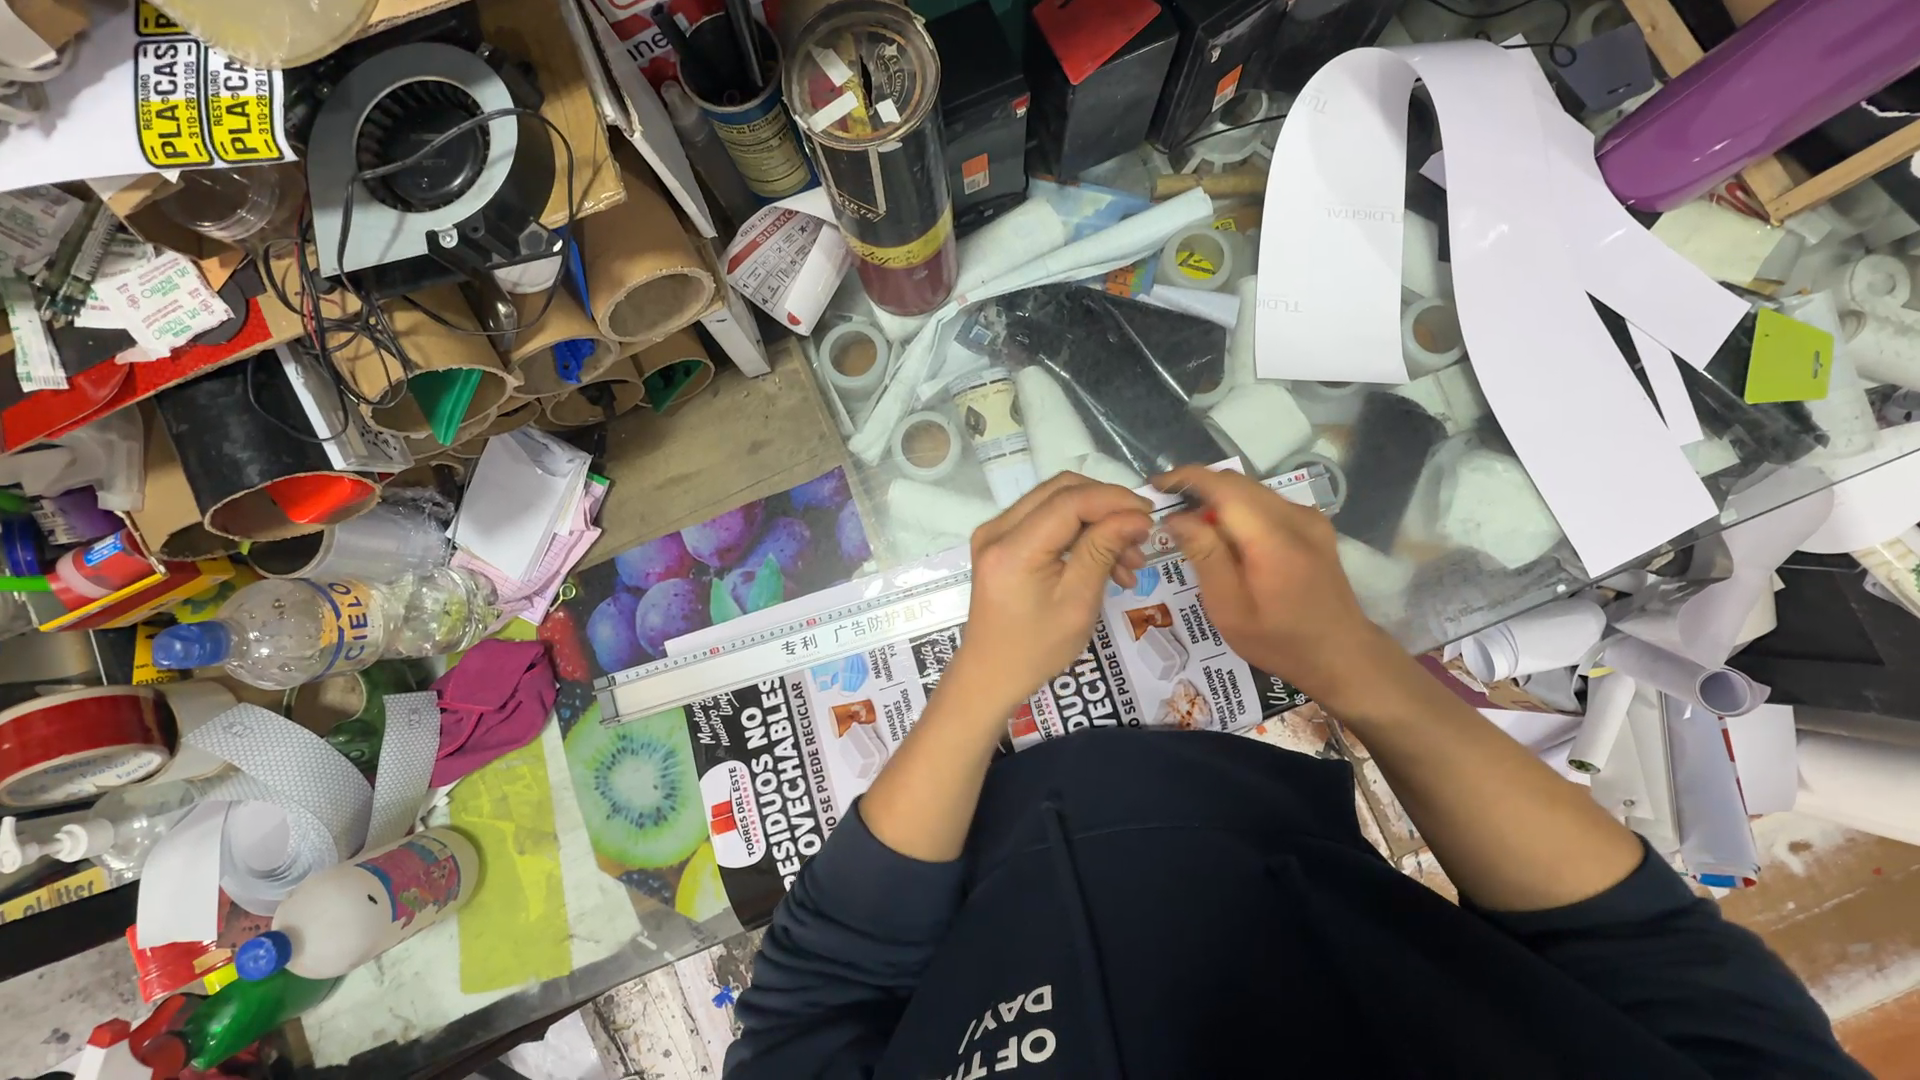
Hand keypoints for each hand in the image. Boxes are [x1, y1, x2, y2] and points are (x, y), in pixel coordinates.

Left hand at [950, 473, 1153, 711]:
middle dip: (1107, 506)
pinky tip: (1106, 562)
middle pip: (1061, 491)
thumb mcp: (1078, 603)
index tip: (1149, 516)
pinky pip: (1045, 520)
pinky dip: (1077, 533)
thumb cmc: (1036, 649)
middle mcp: (997, 530)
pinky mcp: (1000, 541)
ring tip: (1129, 560)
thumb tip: (1137, 516)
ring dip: (1096, 521)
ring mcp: (995, 533)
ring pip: (1055, 502)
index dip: (1114, 501)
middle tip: (1141, 534)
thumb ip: (1103, 551)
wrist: (991, 673)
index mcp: (1013, 548)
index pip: (1069, 501)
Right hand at [1157, 465, 1400, 708]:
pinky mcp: (1313, 525)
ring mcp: (1309, 518)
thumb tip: (1177, 517)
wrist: (1341, 654)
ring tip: (1189, 521)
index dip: (1186, 478)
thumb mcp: (1229, 608)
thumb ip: (1205, 557)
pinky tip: (1224, 534)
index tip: (1156, 486)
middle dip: (1198, 487)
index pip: (1223, 487)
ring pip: (1252, 490)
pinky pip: (1267, 503)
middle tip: (1166, 507)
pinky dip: (1239, 508)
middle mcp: (1296, 517)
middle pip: (1237, 483)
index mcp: (1273, 538)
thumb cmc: (1279, 640)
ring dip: (1218, 497)